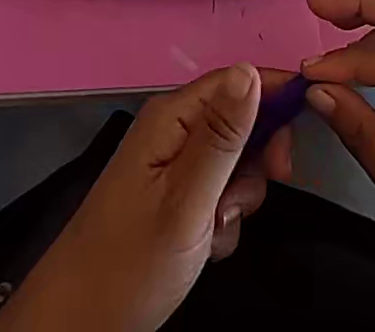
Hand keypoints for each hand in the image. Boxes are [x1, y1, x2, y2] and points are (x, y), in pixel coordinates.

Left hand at [0, 65, 293, 331]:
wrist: (75, 328)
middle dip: (259, 155)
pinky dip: (225, 214)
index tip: (298, 133)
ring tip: (218, 227)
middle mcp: (173, 130)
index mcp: (172, 117)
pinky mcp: (175, 194)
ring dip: (241, 193)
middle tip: (264, 189)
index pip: (238, 79)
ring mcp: (174, 163)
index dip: (274, 96)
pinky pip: (221, 188)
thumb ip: (222, 135)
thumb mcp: (186, 200)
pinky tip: (208, 242)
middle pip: (241, 118)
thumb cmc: (129, 264)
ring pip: (236, 158)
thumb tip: (250, 69)